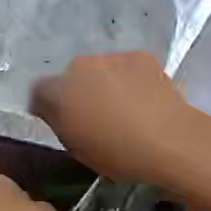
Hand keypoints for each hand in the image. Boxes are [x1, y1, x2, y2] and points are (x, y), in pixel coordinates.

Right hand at [29, 52, 210, 185]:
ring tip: (124, 107)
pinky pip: (126, 66)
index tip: (64, 124)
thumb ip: (59, 123)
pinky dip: (130, 78)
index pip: (39, 92)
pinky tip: (144, 98)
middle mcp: (77, 66)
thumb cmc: (118, 155)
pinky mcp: (140, 56)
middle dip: (78, 91)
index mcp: (56, 91)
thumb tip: (53, 110)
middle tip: (95, 116)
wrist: (171, 141)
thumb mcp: (76, 149)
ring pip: (99, 69)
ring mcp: (110, 58)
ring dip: (104, 83)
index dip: (49, 107)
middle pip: (70, 77)